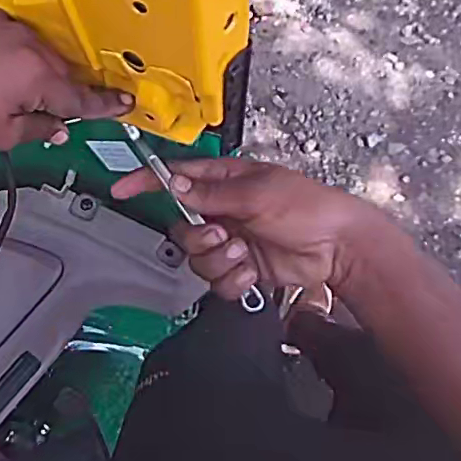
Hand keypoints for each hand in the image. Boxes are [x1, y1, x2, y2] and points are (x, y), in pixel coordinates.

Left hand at [0, 8, 131, 150]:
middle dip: (58, 90)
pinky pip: (4, 34)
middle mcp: (21, 42)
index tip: (120, 102)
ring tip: (5, 93)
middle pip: (58, 69)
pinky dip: (5, 52)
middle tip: (48, 111)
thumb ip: (38, 129)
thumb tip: (54, 127)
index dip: (103, 103)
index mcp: (35, 74)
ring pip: (33, 49)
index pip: (80, 95)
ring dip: (30, 70)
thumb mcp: (0, 137)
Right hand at [111, 156, 390, 300]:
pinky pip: (216, 281)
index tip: (122, 189)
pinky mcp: (240, 268)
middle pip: (181, 228)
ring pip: (196, 258)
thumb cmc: (308, 207)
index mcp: (225, 182)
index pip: (176, 179)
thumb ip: (211, 195)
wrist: (338, 249)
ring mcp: (230, 241)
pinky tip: (252, 272)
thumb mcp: (258, 193)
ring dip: (219, 261)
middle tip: (223, 236)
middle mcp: (222, 212)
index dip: (147, 182)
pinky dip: (232, 280)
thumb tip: (174, 186)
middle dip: (199, 238)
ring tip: (245, 254)